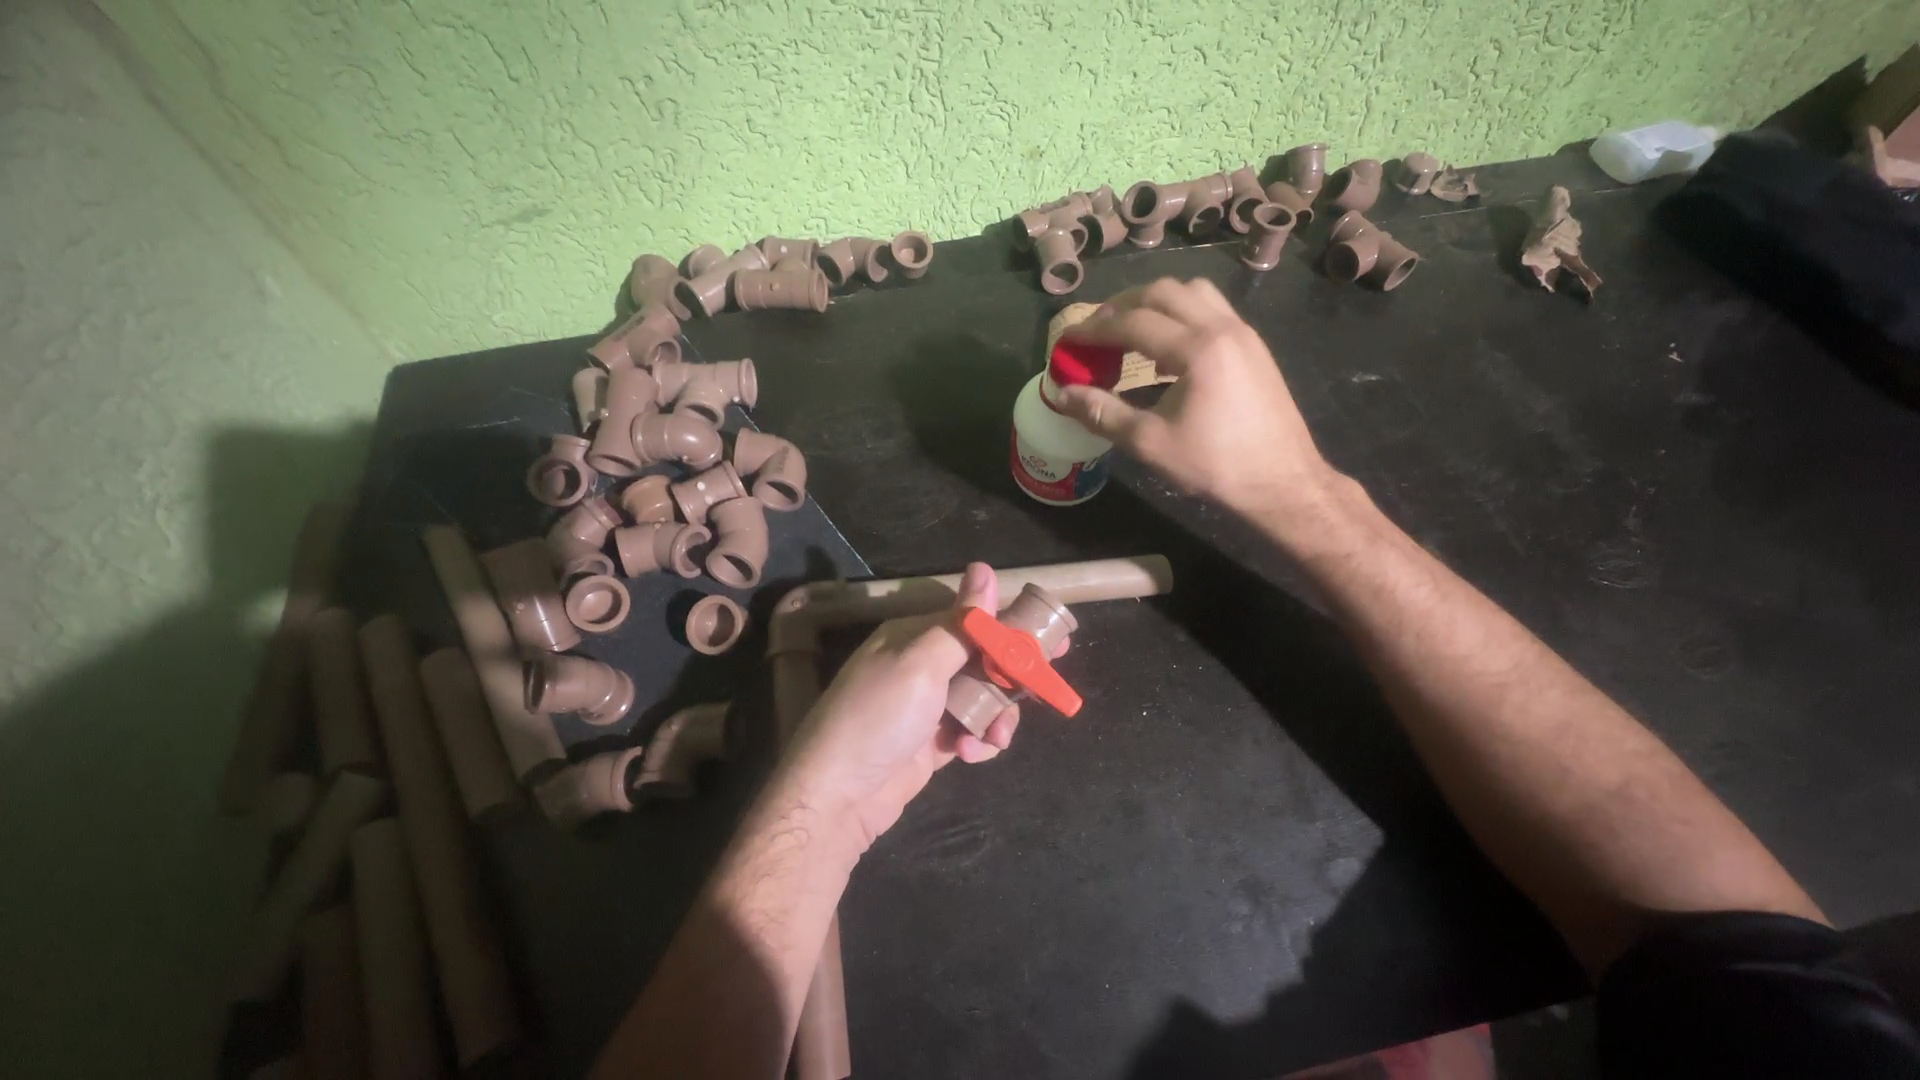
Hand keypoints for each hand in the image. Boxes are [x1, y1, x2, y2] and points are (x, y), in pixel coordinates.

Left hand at [778, 563, 1061, 849]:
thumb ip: (961, 623)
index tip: (1057, 635)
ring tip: (997, 736)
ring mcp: (927, 707)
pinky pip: (972, 730)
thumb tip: (984, 568)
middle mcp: (921, 665)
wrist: (837, 797)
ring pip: (984, 698)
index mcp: (914, 636)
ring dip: (998, 715)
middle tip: (1048, 685)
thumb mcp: (920, 663)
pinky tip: (971, 753)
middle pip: (983, 659)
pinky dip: (980, 740)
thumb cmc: (878, 718)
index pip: (974, 619)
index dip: (1015, 625)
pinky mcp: (932, 744)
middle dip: (1015, 673)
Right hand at [1055, 278, 1341, 523]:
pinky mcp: (1252, 346)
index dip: (1094, 329)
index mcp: (1197, 348)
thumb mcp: (1150, 443)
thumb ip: (1103, 414)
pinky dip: (1180, 315)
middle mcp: (1221, 327)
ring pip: (1190, 292)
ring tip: (1130, 333)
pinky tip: (1165, 351)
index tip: (1067, 341)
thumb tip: (1062, 395)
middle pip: (1161, 292)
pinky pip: (1210, 310)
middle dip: (1120, 307)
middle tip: (1094, 332)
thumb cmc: (1215, 465)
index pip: (1133, 321)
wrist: (1283, 481)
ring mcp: (1242, 332)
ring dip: (1154, 304)